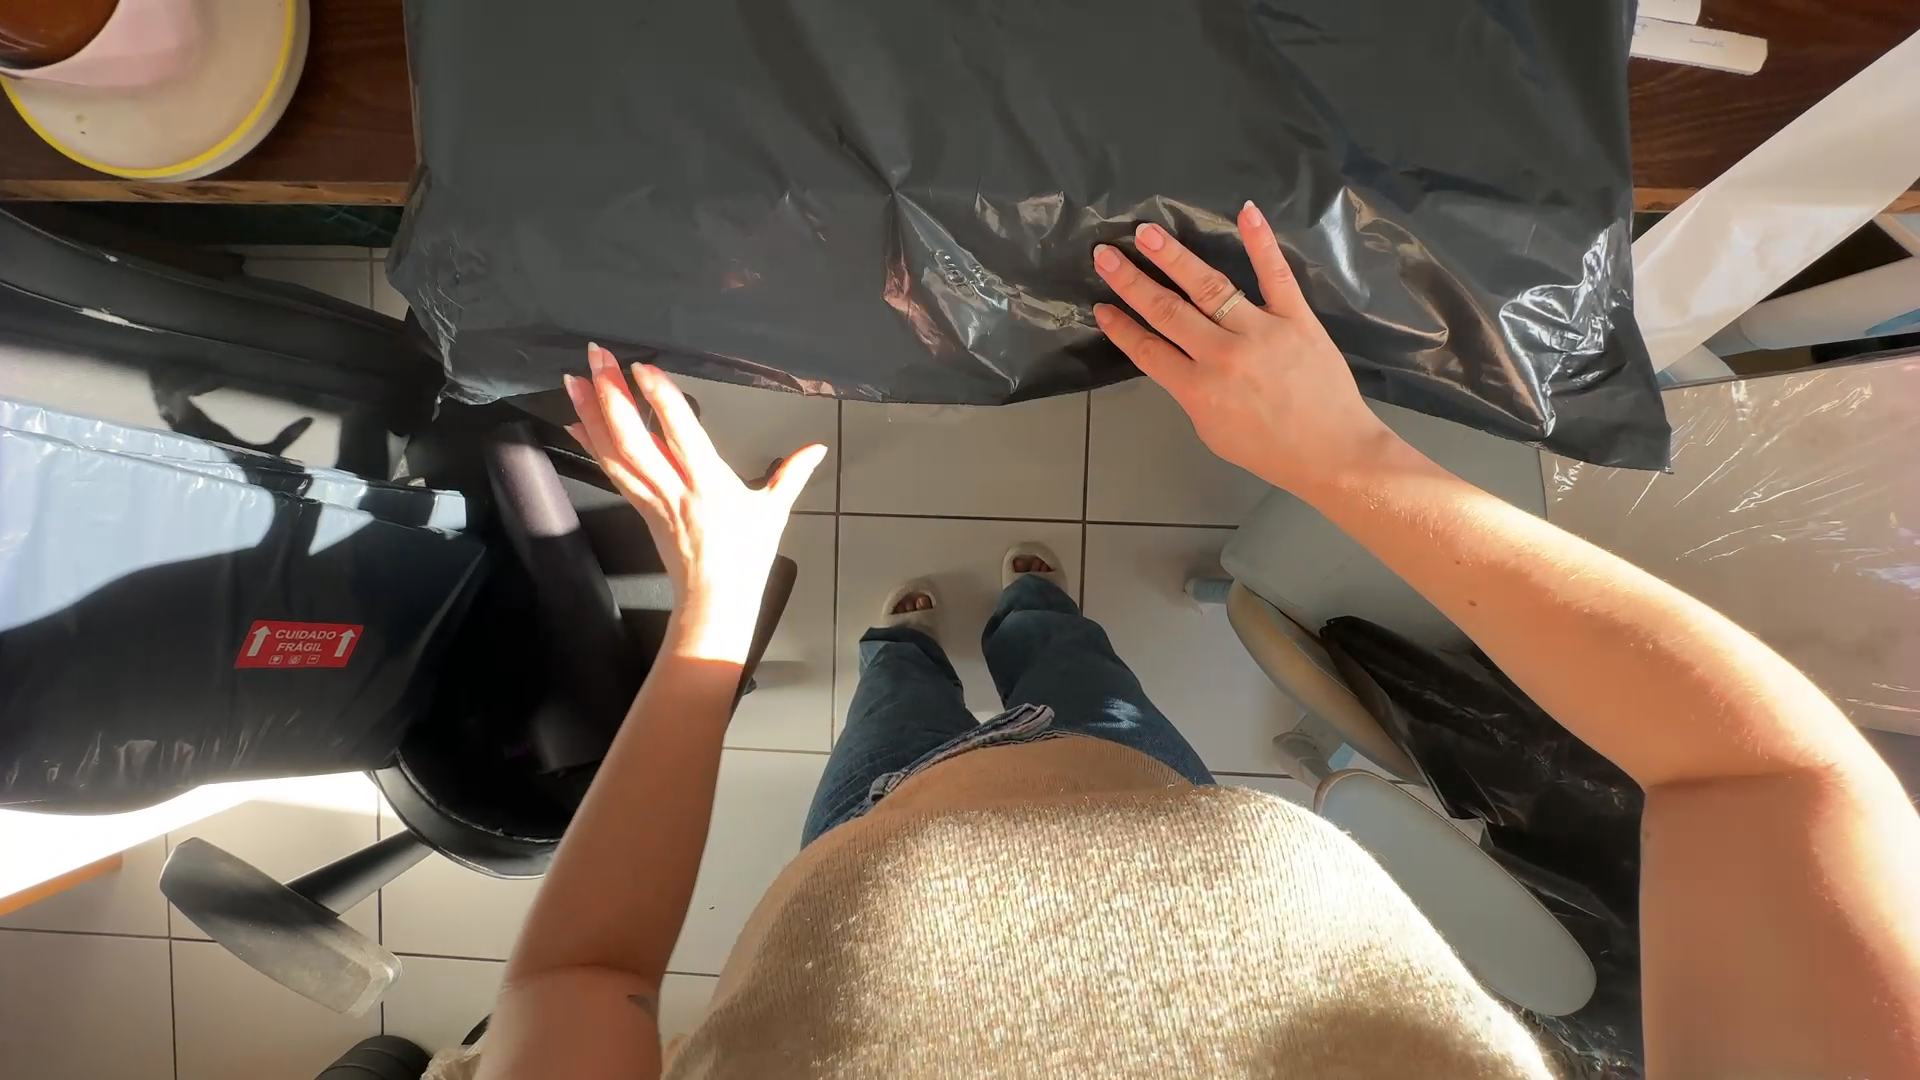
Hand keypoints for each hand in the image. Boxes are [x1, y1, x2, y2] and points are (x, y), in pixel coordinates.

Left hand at [563, 345, 825, 654]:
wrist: (716, 598)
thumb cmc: (745, 557)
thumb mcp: (775, 511)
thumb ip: (793, 474)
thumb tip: (816, 449)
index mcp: (710, 485)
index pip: (681, 433)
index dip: (660, 399)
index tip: (644, 368)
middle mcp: (674, 488)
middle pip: (632, 437)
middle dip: (611, 395)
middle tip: (596, 356)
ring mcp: (652, 498)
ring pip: (613, 451)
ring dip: (590, 413)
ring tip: (574, 379)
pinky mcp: (640, 507)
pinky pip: (610, 471)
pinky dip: (590, 444)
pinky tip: (574, 422)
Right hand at [1090, 202, 1396, 495]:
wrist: (1330, 452)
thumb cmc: (1267, 450)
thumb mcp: (1210, 430)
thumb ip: (1191, 392)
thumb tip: (1180, 360)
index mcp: (1196, 390)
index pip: (1147, 350)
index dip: (1120, 327)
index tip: (1100, 306)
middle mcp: (1222, 356)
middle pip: (1167, 312)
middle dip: (1131, 282)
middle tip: (1106, 255)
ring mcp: (1260, 332)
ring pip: (1209, 287)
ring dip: (1174, 258)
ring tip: (1148, 234)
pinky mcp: (1296, 318)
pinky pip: (1275, 275)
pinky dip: (1260, 243)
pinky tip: (1245, 212)